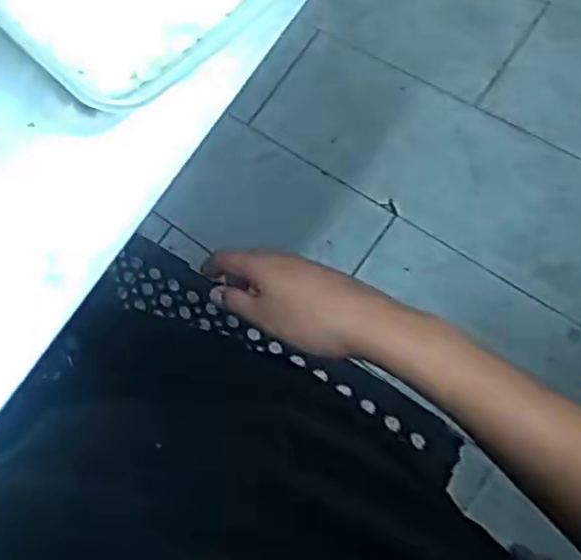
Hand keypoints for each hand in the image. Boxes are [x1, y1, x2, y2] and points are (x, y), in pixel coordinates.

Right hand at [203, 250, 424, 360]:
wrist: (376, 325)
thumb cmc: (311, 321)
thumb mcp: (264, 318)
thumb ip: (235, 303)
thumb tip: (216, 291)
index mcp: (258, 263)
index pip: (223, 257)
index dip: (210, 267)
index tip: (204, 278)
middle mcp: (278, 257)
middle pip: (248, 261)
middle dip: (236, 276)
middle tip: (231, 297)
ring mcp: (305, 265)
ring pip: (272, 269)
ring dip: (260, 283)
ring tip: (262, 306)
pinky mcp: (327, 277)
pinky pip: (292, 277)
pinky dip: (282, 287)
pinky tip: (294, 308)